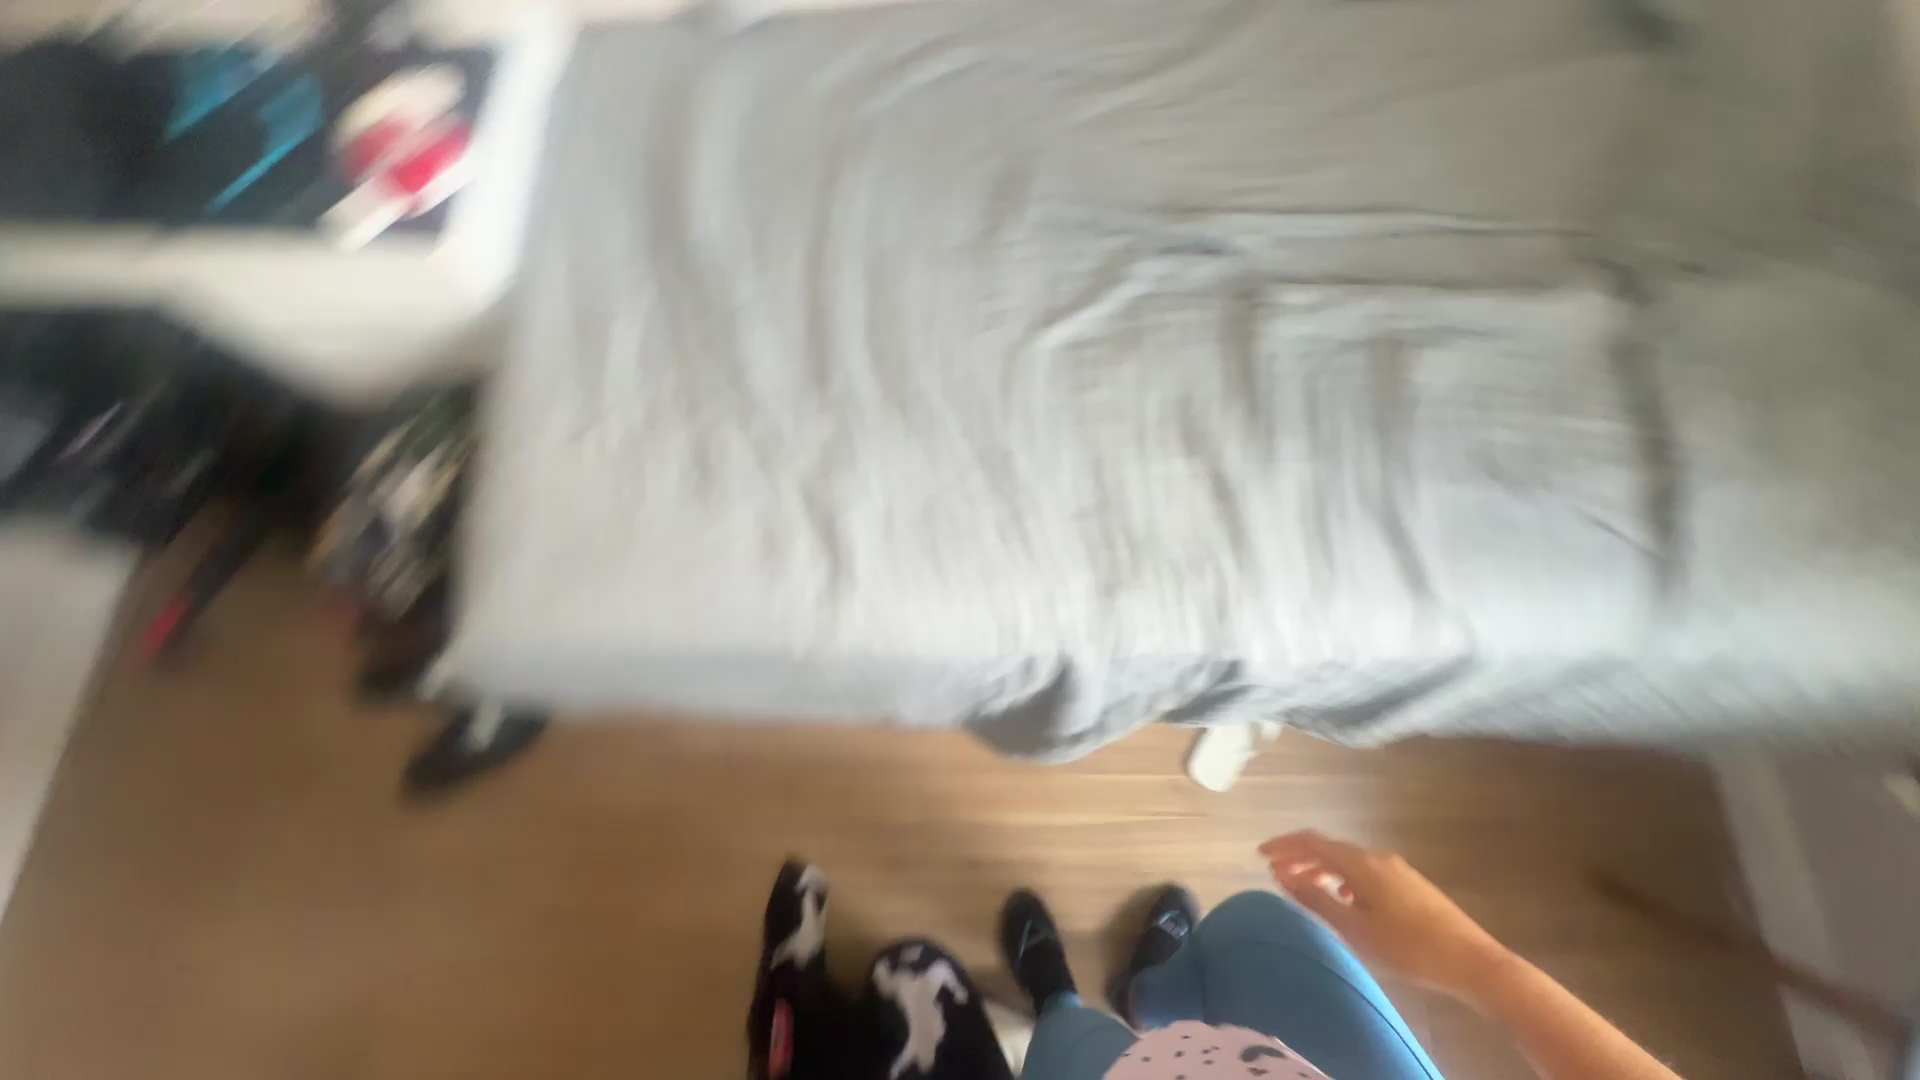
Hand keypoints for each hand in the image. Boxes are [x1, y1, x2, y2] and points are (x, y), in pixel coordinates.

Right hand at [1259, 830, 1516, 1001]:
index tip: (1260, 854)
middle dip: (1300, 857)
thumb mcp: (1355, 929)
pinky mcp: (1410, 885)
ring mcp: (1397, 870)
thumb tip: (1283, 875)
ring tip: (1303, 887)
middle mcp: (1377, 858)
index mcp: (1361, 864)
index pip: (1312, 842)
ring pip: (1348, 861)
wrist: (1475, 964)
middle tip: (1276, 872)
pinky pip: (1364, 872)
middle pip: (1329, 849)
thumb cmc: (1409, 948)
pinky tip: (1344, 900)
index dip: (1284, 845)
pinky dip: (1342, 878)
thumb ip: (1317, 900)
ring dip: (1321, 869)